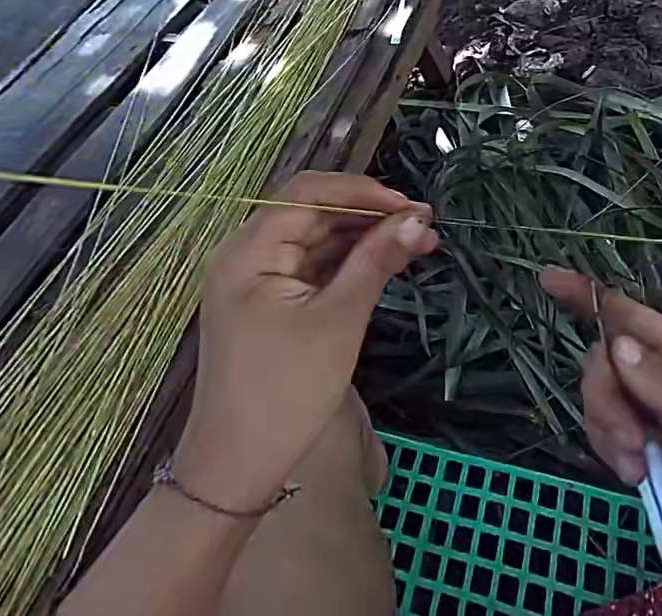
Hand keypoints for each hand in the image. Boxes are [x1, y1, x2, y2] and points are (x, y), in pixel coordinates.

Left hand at [176, 173, 436, 510]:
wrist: (237, 469)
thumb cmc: (286, 391)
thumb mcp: (339, 320)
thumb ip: (377, 260)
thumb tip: (418, 219)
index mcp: (249, 252)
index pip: (307, 194)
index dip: (360, 191)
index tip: (407, 206)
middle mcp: (248, 254)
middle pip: (315, 214)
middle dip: (370, 214)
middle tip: (424, 224)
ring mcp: (259, 278)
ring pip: (320, 239)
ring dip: (366, 237)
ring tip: (418, 241)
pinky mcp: (273, 300)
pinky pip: (316, 266)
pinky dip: (351, 262)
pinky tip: (389, 261)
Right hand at [541, 268, 661, 615]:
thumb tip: (615, 343)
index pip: (627, 313)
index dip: (586, 294)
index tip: (546, 279)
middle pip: (604, 360)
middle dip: (603, 397)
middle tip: (631, 440)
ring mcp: (656, 410)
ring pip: (602, 397)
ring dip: (608, 431)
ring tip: (639, 466)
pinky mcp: (650, 446)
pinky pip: (608, 432)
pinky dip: (612, 451)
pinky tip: (638, 476)